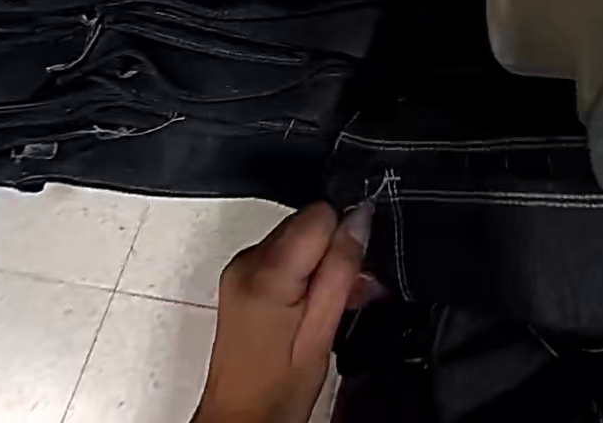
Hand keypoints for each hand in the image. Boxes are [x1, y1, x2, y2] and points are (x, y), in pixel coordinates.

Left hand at [192, 201, 377, 422]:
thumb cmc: (282, 389)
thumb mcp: (322, 331)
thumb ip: (342, 267)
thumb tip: (361, 215)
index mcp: (266, 273)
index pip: (320, 214)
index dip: (343, 236)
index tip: (353, 269)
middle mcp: (248, 259)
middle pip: (308, 221)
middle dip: (335, 246)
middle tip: (351, 288)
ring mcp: (241, 266)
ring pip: (300, 232)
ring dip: (322, 256)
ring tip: (335, 298)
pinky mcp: (241, 275)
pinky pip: (285, 249)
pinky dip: (305, 265)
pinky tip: (315, 298)